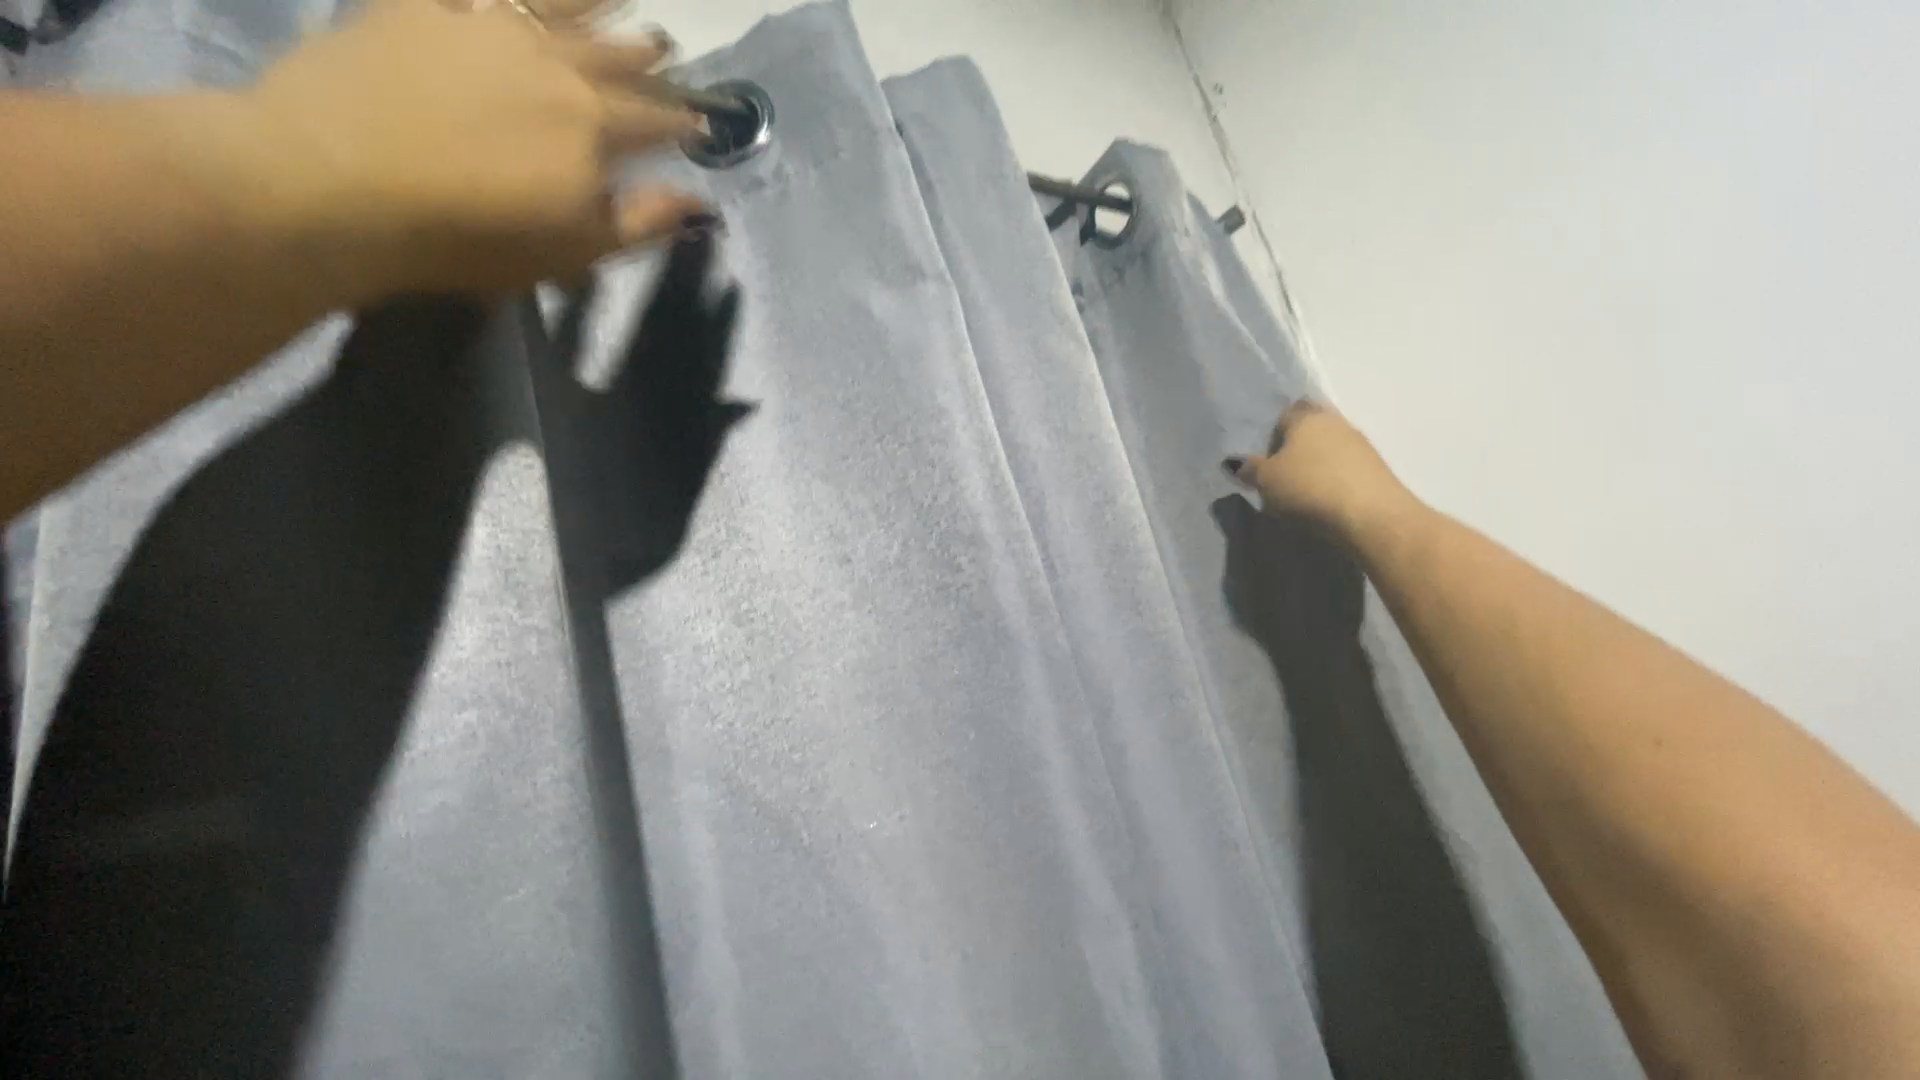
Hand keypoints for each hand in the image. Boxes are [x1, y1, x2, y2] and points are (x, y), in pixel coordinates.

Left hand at [241, 0, 707, 300]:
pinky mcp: (417, 10)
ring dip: (592, 3)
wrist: (335, 187)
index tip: (703, 123)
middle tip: (666, 47)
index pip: (655, 121)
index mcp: (593, 127)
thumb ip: (641, 221)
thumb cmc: (470, 237)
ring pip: (554, 7)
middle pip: (613, 57)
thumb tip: (700, 201)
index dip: (683, 123)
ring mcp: (483, 27)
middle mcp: (552, 64)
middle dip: (646, 57)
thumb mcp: (572, 249)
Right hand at [1225, 401, 1414, 539]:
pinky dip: (1333, 478)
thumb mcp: (1266, 480)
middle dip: (1295, 447)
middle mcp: (1336, 421)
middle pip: (1310, 429)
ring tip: (1300, 490)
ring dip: (1316, 464)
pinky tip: (1324, 498)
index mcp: (1306, 416)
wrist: (1370, 515)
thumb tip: (1237, 463)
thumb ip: (1250, 469)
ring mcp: (1360, 444)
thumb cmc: (1309, 487)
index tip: (1264, 456)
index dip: (1273, 431)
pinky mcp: (1376, 468)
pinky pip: (1345, 467)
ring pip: (1329, 448)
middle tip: (1279, 473)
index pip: (1286, 412)